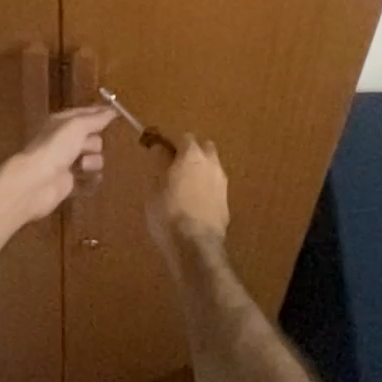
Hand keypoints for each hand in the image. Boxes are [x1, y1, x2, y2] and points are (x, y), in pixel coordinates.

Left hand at [0, 106, 111, 225]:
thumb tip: (112, 110)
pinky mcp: (68, 184)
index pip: (85, 114)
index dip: (100, 114)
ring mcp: (66, 164)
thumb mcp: (77, 126)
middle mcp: (64, 142)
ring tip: (82, 167)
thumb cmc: (55, 148)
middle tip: (85, 148)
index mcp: (62, 124)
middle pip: (93, 139)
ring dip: (93, 163)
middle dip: (94, 144)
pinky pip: (89, 181)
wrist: (35, 182)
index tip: (117, 114)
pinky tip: (91, 179)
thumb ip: (96, 119)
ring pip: (93, 159)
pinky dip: (92, 180)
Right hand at [149, 134, 229, 255]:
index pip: (184, 137)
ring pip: (212, 167)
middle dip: (192, 153)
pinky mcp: (227, 203)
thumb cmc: (168, 212)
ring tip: (185, 188)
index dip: (172, 143)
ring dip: (201, 171)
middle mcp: (212, 164)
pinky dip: (206, 190)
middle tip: (175, 168)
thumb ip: (158, 163)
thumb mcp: (154, 186)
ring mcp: (222, 183)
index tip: (161, 153)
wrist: (195, 245)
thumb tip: (159, 148)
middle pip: (204, 148)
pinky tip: (195, 205)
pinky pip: (215, 187)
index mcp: (192, 155)